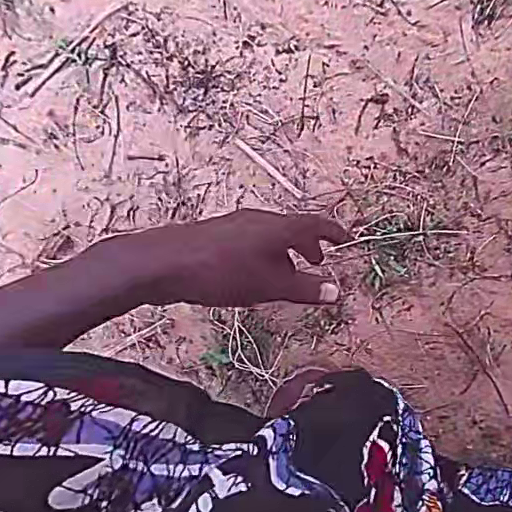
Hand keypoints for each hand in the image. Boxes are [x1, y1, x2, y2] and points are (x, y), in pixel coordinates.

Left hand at [107, 209, 349, 307]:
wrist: (164, 263)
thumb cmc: (222, 272)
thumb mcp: (269, 286)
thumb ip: (304, 289)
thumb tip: (336, 291)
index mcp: (277, 227)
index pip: (315, 224)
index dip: (333, 232)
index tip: (347, 240)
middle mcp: (258, 220)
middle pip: (292, 228)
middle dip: (308, 245)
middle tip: (318, 261)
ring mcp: (235, 225)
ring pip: (270, 236)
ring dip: (285, 253)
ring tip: (287, 275)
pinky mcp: (217, 236)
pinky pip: (252, 242)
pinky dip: (265, 255)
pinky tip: (254, 276)